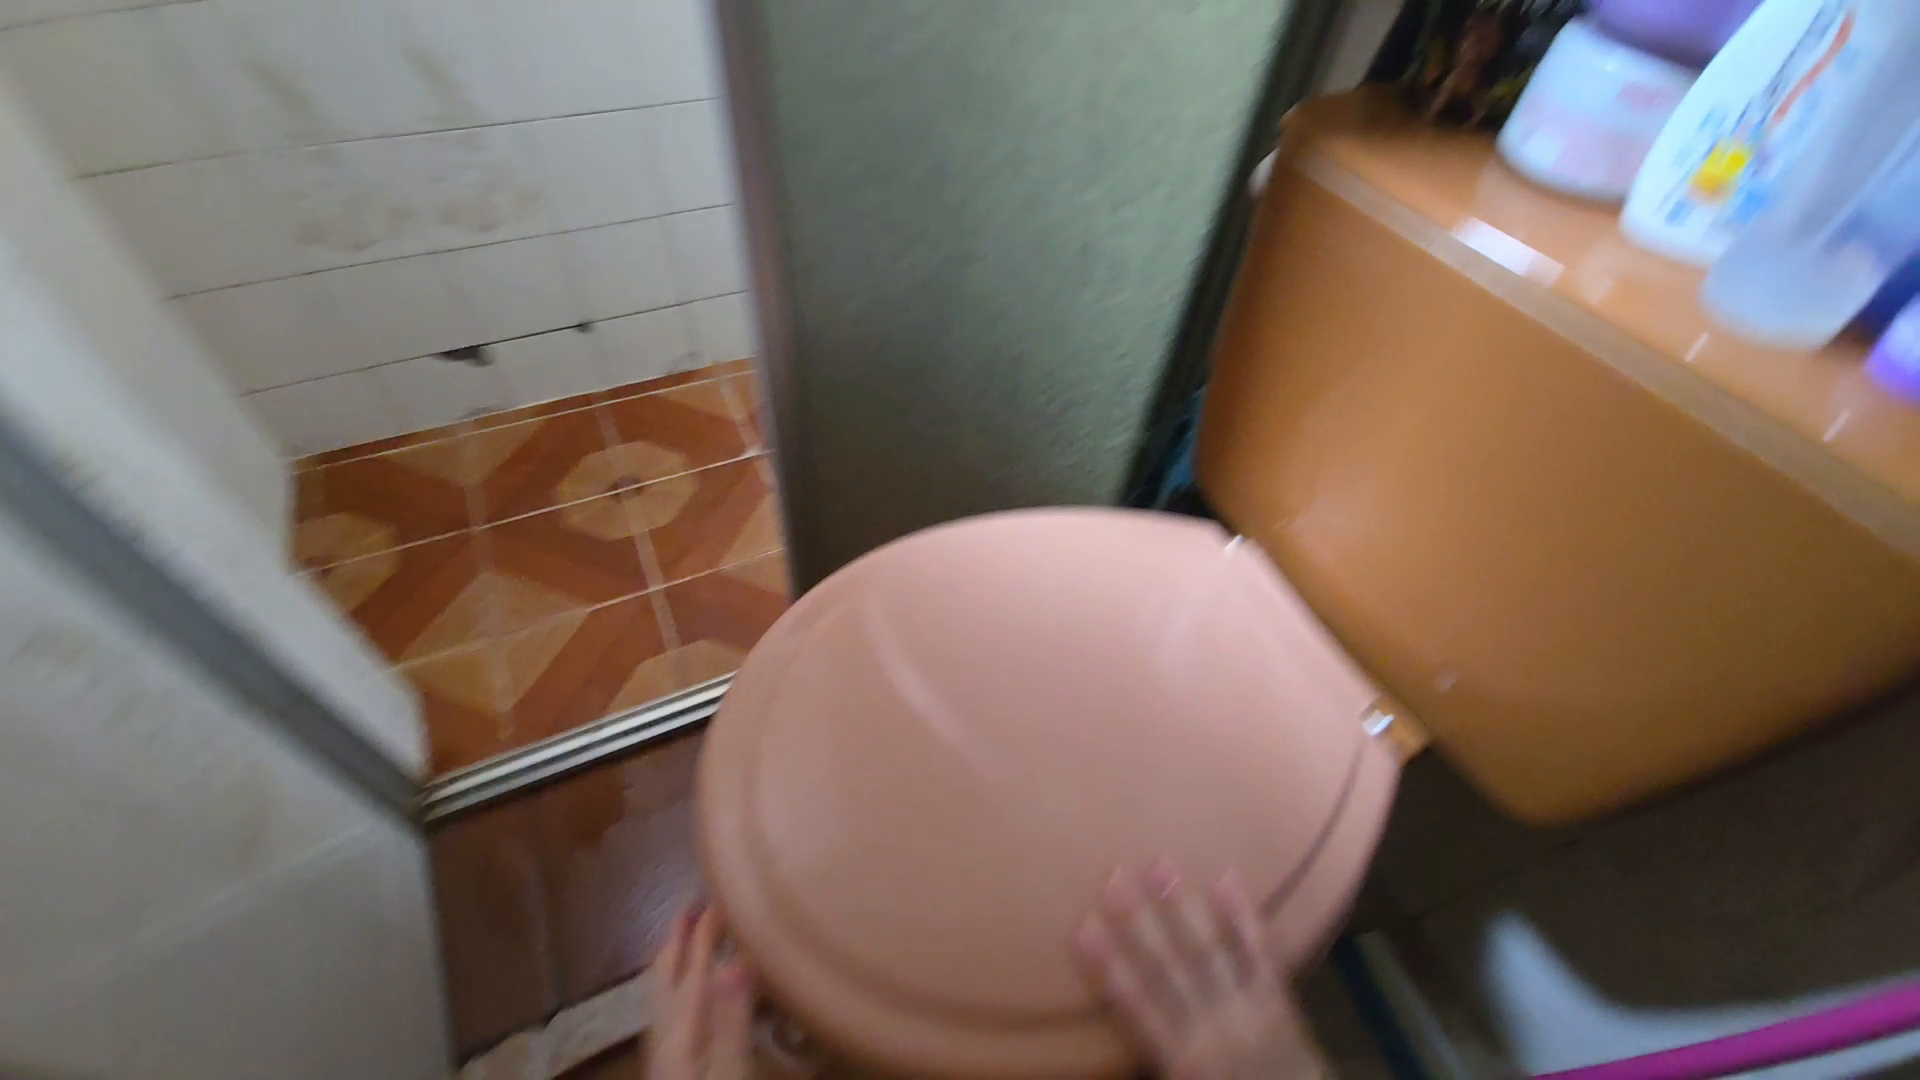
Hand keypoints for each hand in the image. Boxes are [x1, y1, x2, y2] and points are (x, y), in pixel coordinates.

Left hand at [650, 903, 756, 1079]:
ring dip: (674, 949)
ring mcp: (660, 1042)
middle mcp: (664, 1026)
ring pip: (661, 982)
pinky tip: (685, 980)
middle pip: (667, 967)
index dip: (707, 924)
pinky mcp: (665, 1058)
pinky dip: (674, 973)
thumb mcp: (730, 1070)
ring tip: (688, 927)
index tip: (724, 891)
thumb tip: (740, 959)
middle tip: (698, 896)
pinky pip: (664, 997)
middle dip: (680, 930)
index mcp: (682, 1021)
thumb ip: (733, 1017)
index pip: (694, 960)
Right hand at [1076, 863, 1324, 1079]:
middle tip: (1116, 876)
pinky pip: (1260, 952)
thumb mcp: (1178, 1077)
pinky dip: (1243, 915)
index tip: (1084, 925)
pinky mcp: (1276, 995)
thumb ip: (1153, 1040)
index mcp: (1180, 1055)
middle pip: (1170, 966)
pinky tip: (1225, 879)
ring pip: (1209, 950)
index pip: (1138, 1002)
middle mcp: (1210, 1026)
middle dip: (1141, 920)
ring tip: (1162, 864)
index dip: (1109, 963)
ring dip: (1184, 906)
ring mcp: (1245, 1006)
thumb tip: (1118, 991)